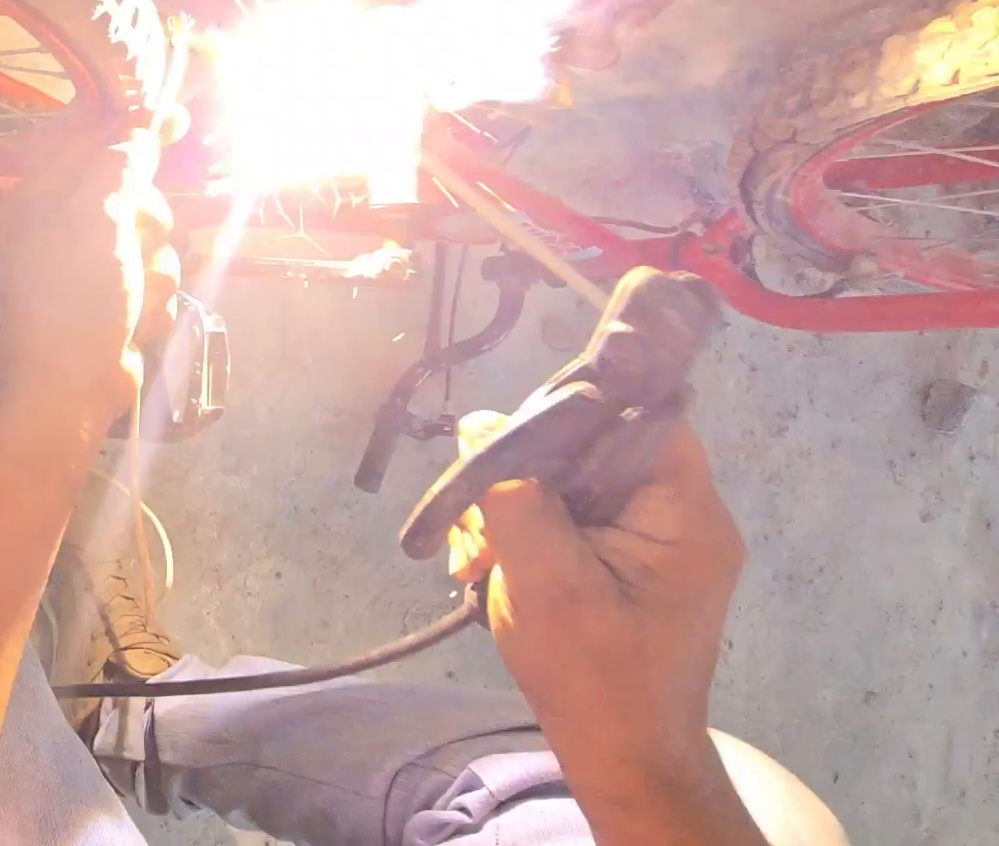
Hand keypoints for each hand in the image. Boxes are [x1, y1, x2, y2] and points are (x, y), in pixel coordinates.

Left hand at [0, 128, 179, 433]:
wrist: (71, 387)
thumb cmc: (74, 294)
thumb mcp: (95, 215)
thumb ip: (123, 160)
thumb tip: (156, 117)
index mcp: (41, 193)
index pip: (92, 137)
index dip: (136, 128)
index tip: (178, 119)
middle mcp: (64, 222)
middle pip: (137, 191)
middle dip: (147, 224)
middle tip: (130, 249)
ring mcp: (94, 263)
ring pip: (158, 239)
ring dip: (154, 272)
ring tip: (129, 299)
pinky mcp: (119, 297)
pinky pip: (159, 278)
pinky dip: (152, 303)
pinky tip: (131, 324)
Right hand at [448, 412, 745, 800]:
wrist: (617, 752)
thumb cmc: (593, 672)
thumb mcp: (545, 578)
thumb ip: (513, 494)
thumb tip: (479, 423)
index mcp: (682, 513)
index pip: (641, 417)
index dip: (574, 408)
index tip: (510, 430)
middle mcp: (669, 511)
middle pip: (585, 446)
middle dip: (518, 471)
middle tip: (477, 518)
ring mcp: (639, 533)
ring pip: (557, 476)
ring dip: (502, 505)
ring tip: (476, 555)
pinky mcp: (609, 550)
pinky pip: (552, 508)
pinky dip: (509, 527)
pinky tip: (482, 562)